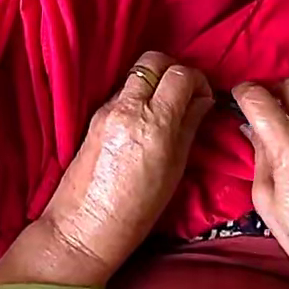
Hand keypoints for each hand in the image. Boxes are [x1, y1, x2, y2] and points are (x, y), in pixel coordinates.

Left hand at [26, 52, 213, 284]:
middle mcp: (129, 108)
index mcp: (154, 123)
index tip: (203, 97)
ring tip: (165, 107)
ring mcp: (107, 110)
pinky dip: (137, 96)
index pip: (181, 74)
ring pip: (136, 74)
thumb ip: (190, 126)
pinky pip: (122, 92)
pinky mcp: (94, 117)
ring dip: (155, 81)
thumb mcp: (175, 169)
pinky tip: (144, 120)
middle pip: (154, 60)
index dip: (198, 80)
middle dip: (174, 69)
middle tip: (184, 93)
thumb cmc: (137, 210)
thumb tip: (203, 101)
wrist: (84, 227)